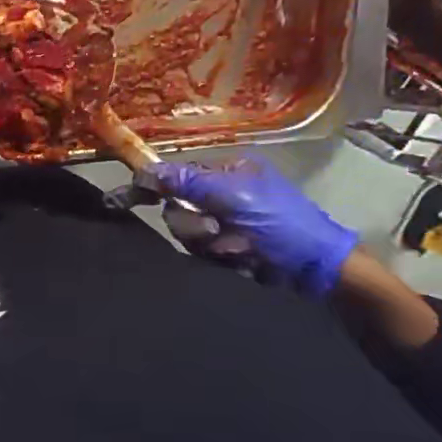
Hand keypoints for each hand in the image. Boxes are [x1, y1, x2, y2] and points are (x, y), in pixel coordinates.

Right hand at [147, 156, 357, 295]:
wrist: (312, 271)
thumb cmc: (279, 225)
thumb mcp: (233, 197)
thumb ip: (187, 182)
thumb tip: (143, 170)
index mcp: (226, 173)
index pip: (177, 175)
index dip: (156, 186)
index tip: (128, 198)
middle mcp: (221, 196)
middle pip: (177, 209)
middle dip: (195, 226)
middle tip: (218, 232)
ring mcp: (223, 225)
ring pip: (187, 235)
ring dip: (210, 245)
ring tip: (239, 250)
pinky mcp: (225, 251)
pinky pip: (199, 254)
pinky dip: (219, 259)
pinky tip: (241, 261)